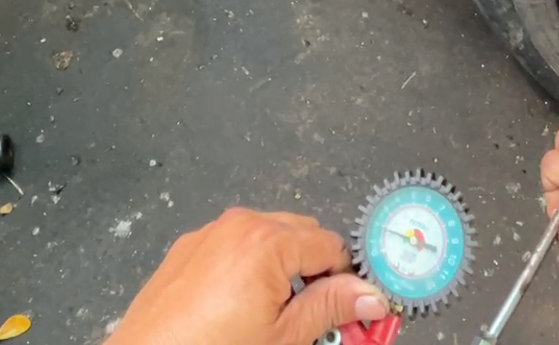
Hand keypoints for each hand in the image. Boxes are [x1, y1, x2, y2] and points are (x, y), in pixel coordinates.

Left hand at [105, 208, 390, 344]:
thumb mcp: (283, 339)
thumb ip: (330, 308)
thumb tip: (369, 294)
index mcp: (268, 240)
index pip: (331, 245)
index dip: (344, 279)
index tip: (349, 307)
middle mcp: (240, 224)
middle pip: (302, 233)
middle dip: (313, 270)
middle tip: (312, 317)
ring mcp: (211, 232)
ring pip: (268, 235)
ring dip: (281, 266)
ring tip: (271, 315)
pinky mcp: (188, 247)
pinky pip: (234, 243)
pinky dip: (246, 266)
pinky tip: (236, 308)